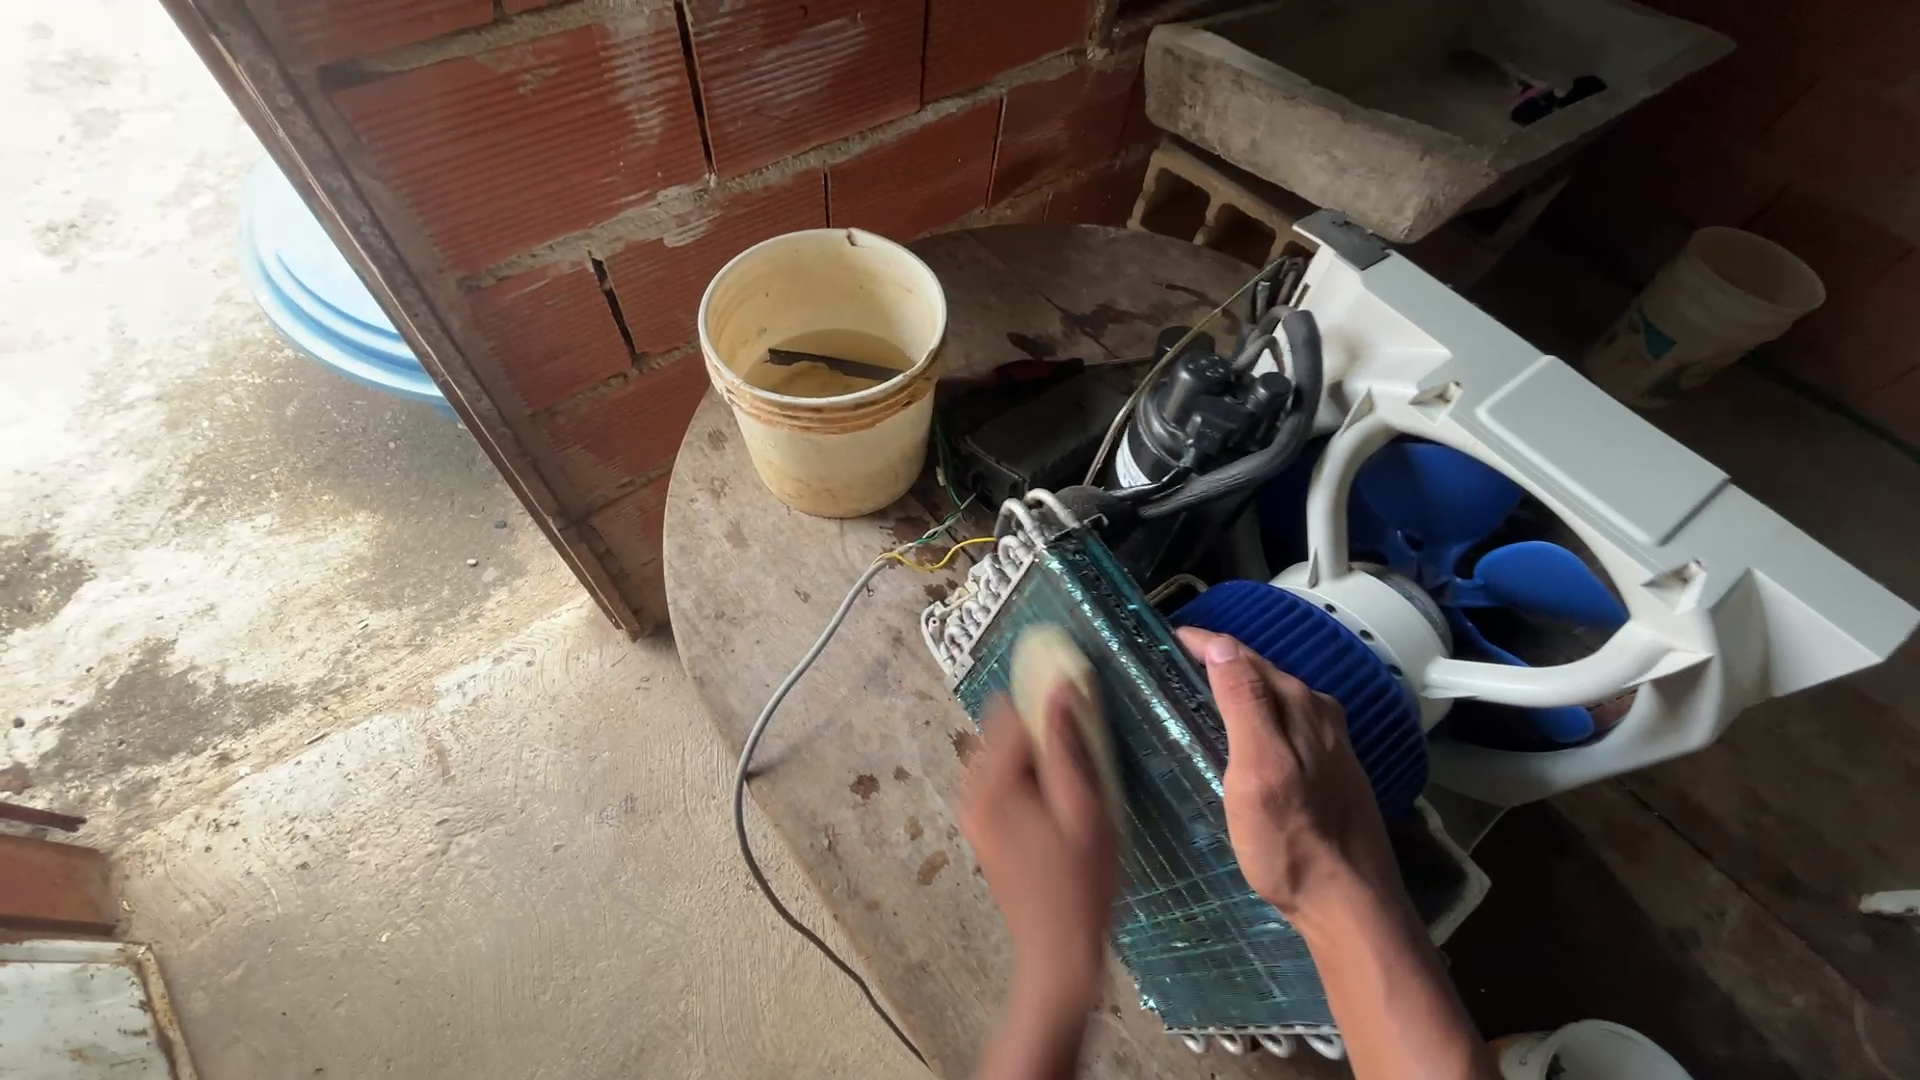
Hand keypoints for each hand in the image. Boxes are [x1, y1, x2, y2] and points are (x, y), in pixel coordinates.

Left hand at [958, 687, 1118, 1013]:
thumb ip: (1069, 747)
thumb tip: (1062, 687)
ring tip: (1069, 770)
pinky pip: (996, 777)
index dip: (1043, 698)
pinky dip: (1022, 772)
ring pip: (998, 752)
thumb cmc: (1080, 883)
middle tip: (1077, 737)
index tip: (1074, 694)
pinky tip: (1052, 794)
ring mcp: (970, 810)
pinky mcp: (978, 826)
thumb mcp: (1086, 811)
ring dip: (1030, 748)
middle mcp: (970, 790)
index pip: (1011, 713)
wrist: (1056, 954)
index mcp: (993, 783)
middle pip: (999, 730)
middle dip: (1036, 724)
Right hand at [1176, 627, 1399, 921]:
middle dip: (1219, 659)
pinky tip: (1240, 732)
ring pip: (1274, 695)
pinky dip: (1255, 713)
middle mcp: (1320, 712)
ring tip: (1198, 690)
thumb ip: (1244, 704)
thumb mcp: (1259, 770)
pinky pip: (1284, 720)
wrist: (1351, 906)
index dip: (1203, 643)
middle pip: (1261, 671)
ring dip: (1238, 685)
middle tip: (1173, 662)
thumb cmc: (1292, 840)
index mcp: (1300, 705)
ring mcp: (1330, 742)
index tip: (1167, 639)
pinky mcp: (1331, 768)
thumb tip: (1223, 645)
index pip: (1242, 654)